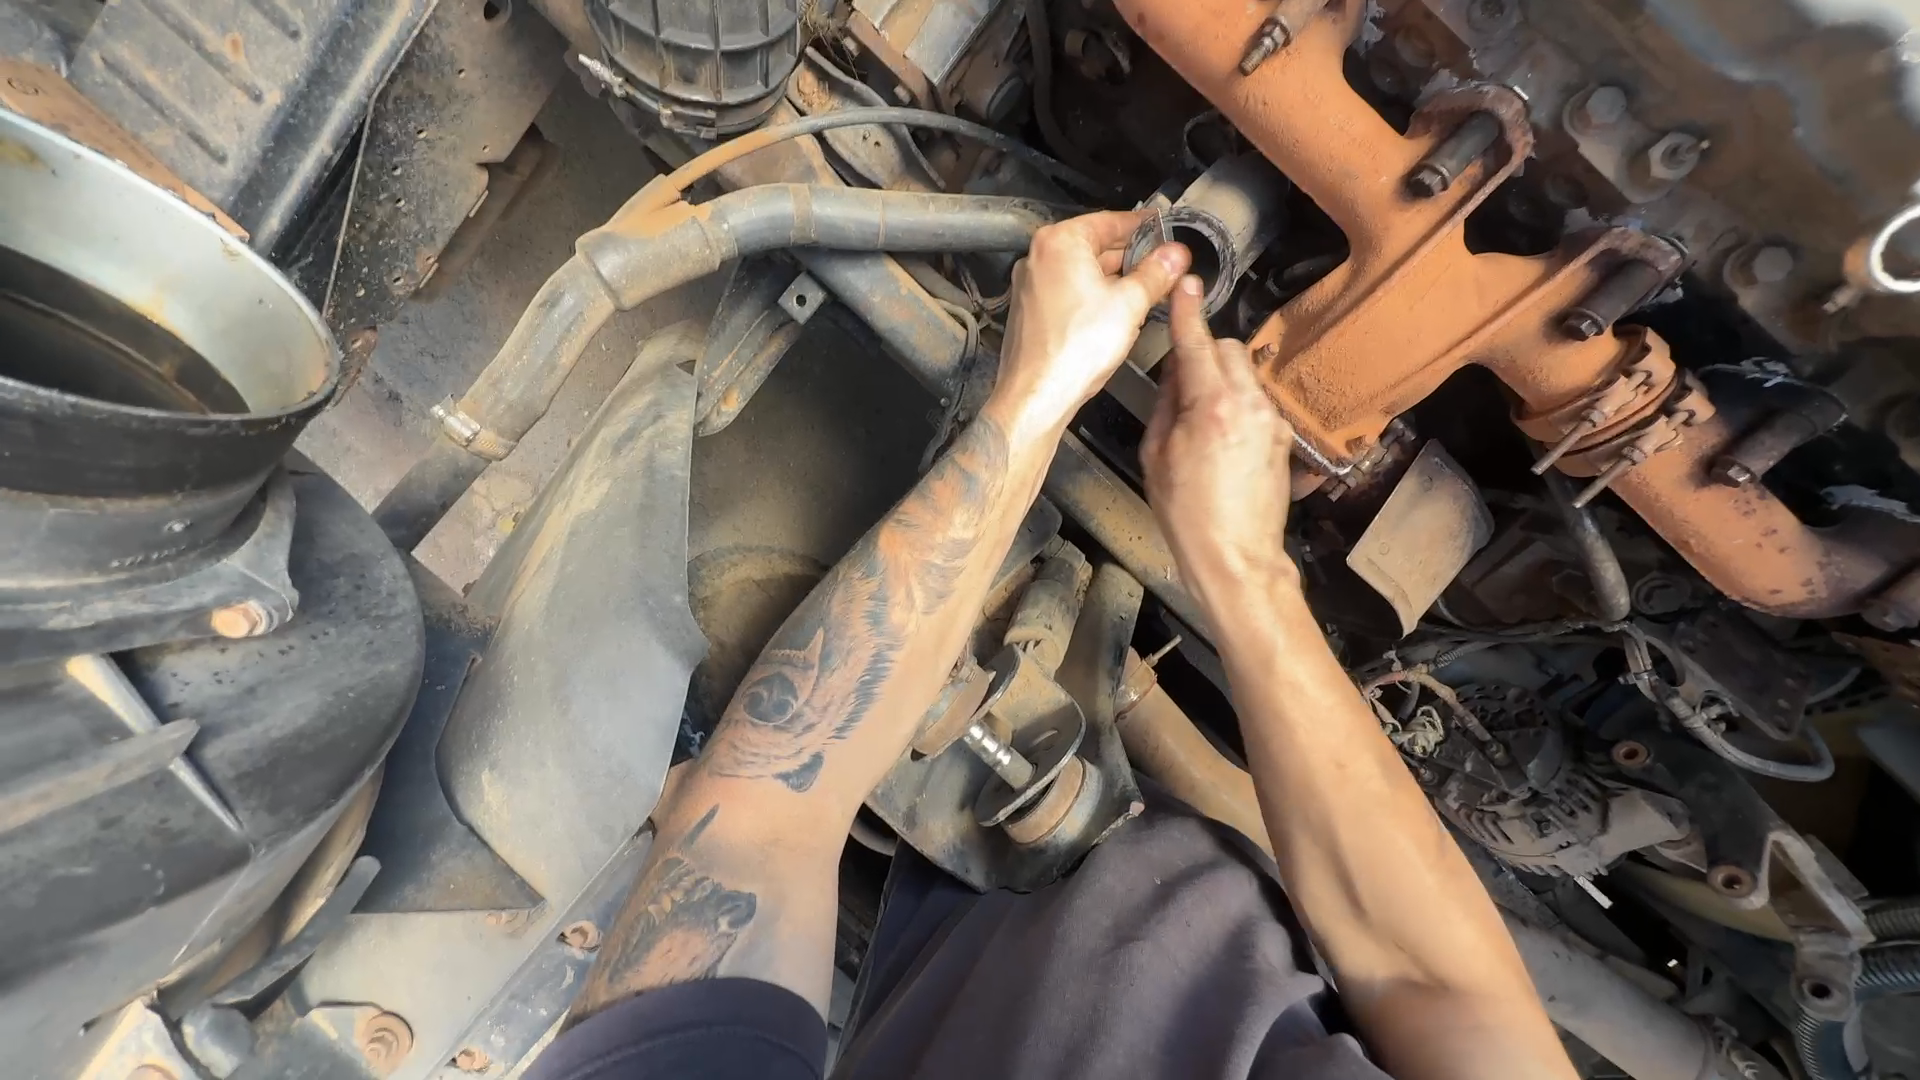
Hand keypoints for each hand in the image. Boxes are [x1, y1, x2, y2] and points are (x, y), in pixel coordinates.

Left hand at [987, 211, 1189, 440]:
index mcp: (1060, 243)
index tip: (1162, 229)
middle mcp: (1038, 259)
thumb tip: (1174, 255)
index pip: (1110, 220)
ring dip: (1112, 279)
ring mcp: (1030, 287)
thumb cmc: (1074, 350)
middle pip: (1093, 246)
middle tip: (1161, 264)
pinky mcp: (1030, 313)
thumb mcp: (1130, 304)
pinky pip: (1066, 294)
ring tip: (1143, 291)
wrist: (1038, 395)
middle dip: (1129, 256)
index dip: (1142, 227)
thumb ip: (1156, 273)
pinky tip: (1113, 312)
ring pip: (1080, 272)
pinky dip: (1091, 297)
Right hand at [1141, 275, 1296, 617]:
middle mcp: (1249, 404)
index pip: (1197, 343)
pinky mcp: (1282, 436)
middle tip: (1179, 381)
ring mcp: (1272, 420)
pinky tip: (1218, 438)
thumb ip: (1166, 404)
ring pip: (1245, 374)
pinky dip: (1236, 403)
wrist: (1234, 555)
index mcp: (1211, 406)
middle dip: (1205, 352)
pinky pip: (1256, 401)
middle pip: (1230, 348)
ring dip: (1220, 379)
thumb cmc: (1187, 514)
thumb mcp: (1155, 456)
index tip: (1185, 285)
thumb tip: (1175, 375)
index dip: (1187, 312)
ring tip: (1197, 419)